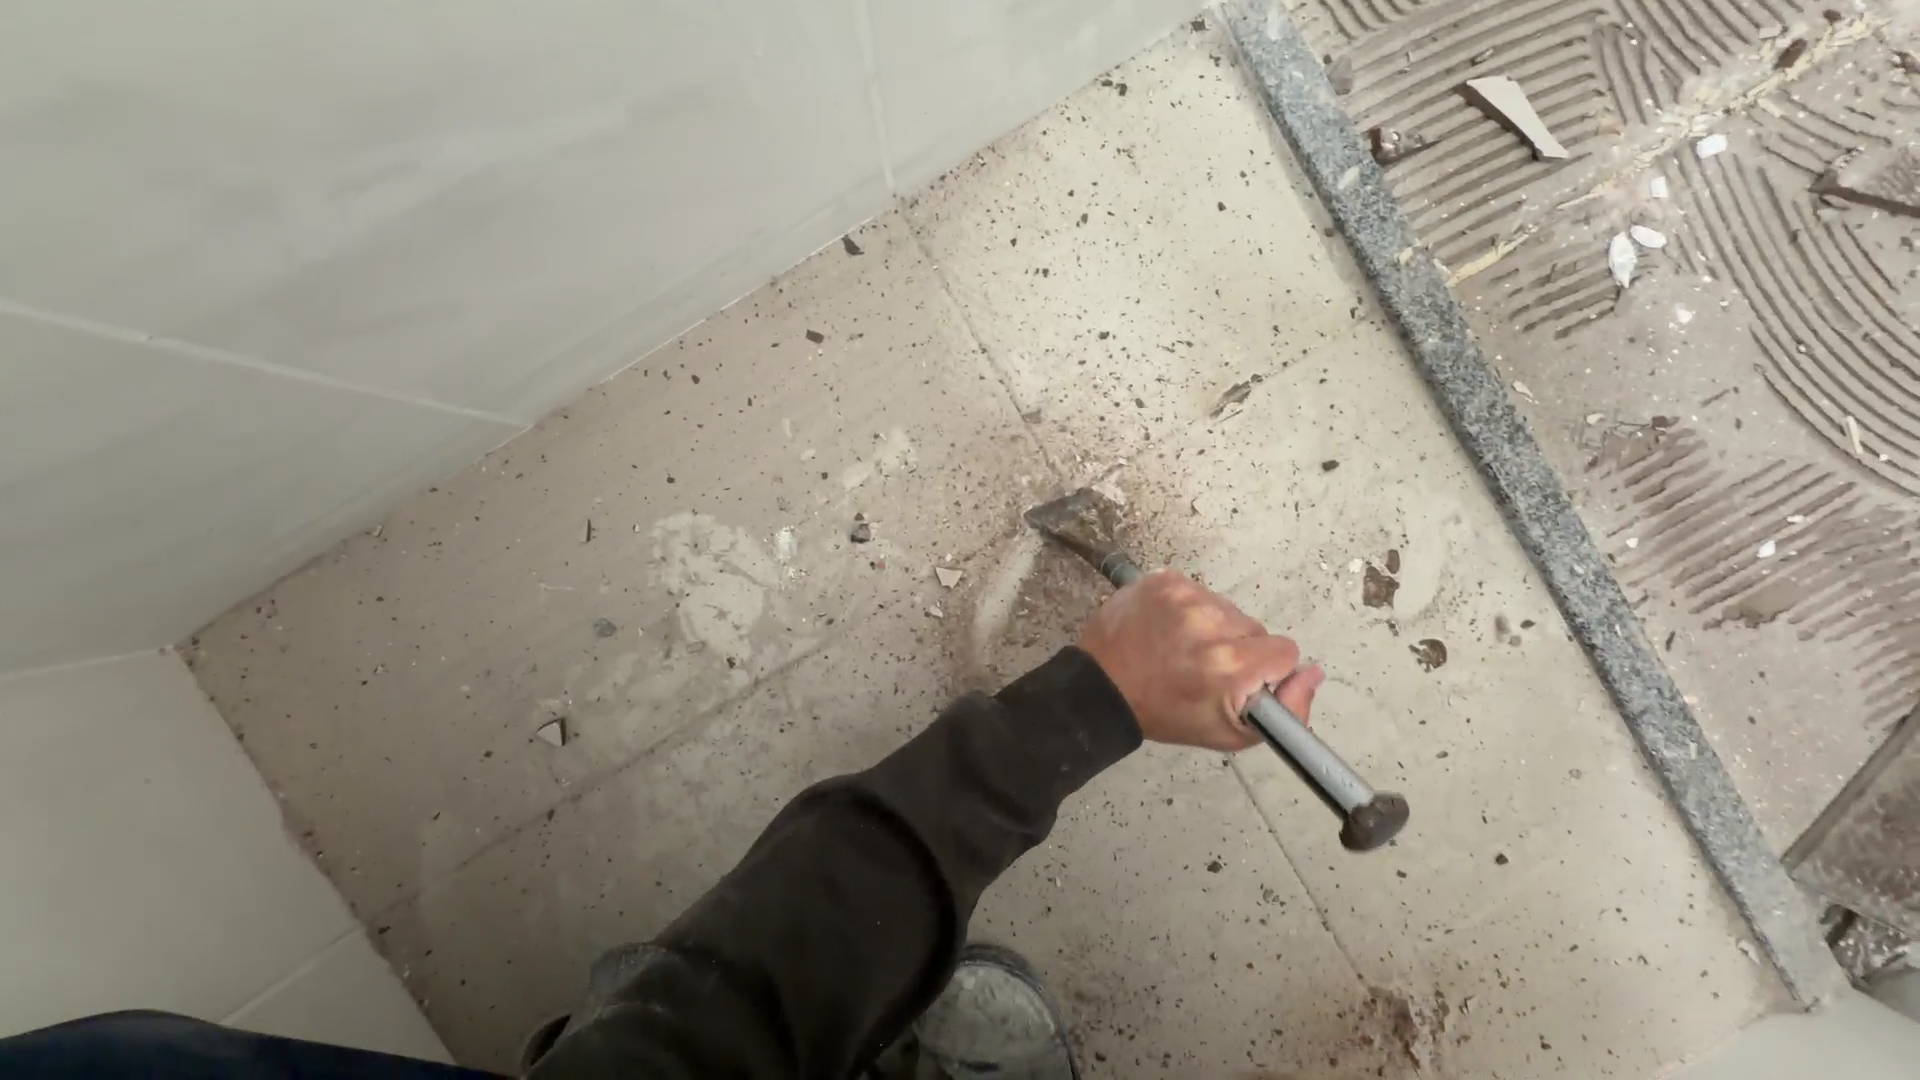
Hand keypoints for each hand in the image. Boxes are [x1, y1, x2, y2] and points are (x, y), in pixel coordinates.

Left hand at [1077, 569, 1322, 751]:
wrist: (1103, 686)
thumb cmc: (1164, 712)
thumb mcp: (1229, 732)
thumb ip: (1286, 710)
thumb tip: (1313, 674)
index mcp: (1230, 665)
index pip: (1284, 651)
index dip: (1266, 668)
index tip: (1240, 678)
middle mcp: (1210, 624)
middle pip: (1254, 627)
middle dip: (1238, 646)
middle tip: (1203, 665)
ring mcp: (1184, 597)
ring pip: (1226, 608)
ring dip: (1212, 626)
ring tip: (1181, 647)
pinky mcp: (1164, 581)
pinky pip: (1198, 591)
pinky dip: (1188, 608)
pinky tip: (1168, 628)